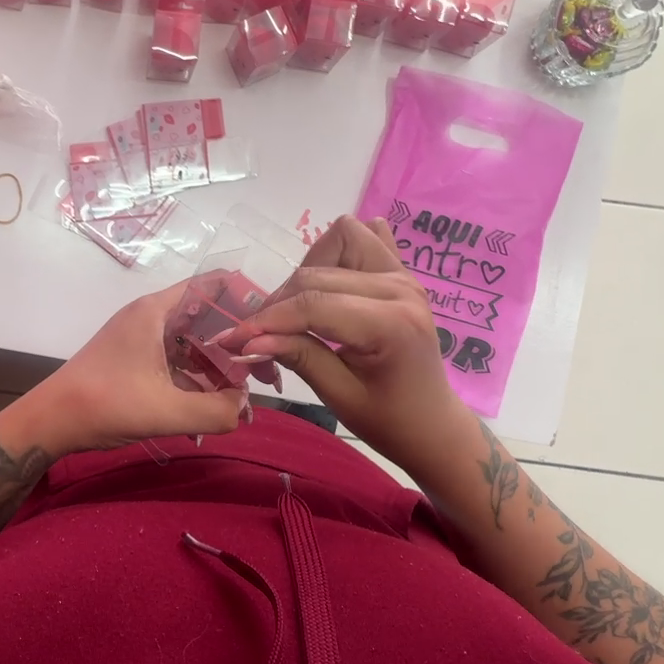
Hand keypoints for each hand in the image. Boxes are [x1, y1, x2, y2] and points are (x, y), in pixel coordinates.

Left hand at [0, 279, 251, 457]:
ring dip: (217, 368)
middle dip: (237, 344)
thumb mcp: (167, 411)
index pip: (211, 285)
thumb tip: (246, 408)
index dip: (245, 299)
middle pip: (206, 319)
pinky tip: (212, 408)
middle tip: (265, 372)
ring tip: (243, 397)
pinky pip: (176, 364)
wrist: (51, 422)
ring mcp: (141, 340)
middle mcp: (150, 318)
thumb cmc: (105, 405)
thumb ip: (217, 410)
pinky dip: (195, 381)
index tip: (273, 325)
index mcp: (155, 312)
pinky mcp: (135, 362)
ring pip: (192, 345)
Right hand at [218, 216, 469, 468]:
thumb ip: (297, 357)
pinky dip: (341, 250)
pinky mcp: (401, 275)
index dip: (265, 321)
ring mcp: (404, 277)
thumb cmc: (387, 419)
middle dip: (279, 303)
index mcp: (390, 324)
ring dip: (309, 269)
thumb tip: (247, 340)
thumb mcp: (338, 395)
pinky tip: (329, 273)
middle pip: (316, 274)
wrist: (432, 425)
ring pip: (340, 238)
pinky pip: (368, 239)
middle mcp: (399, 289)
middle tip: (259, 336)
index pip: (312, 306)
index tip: (231, 339)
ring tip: (298, 309)